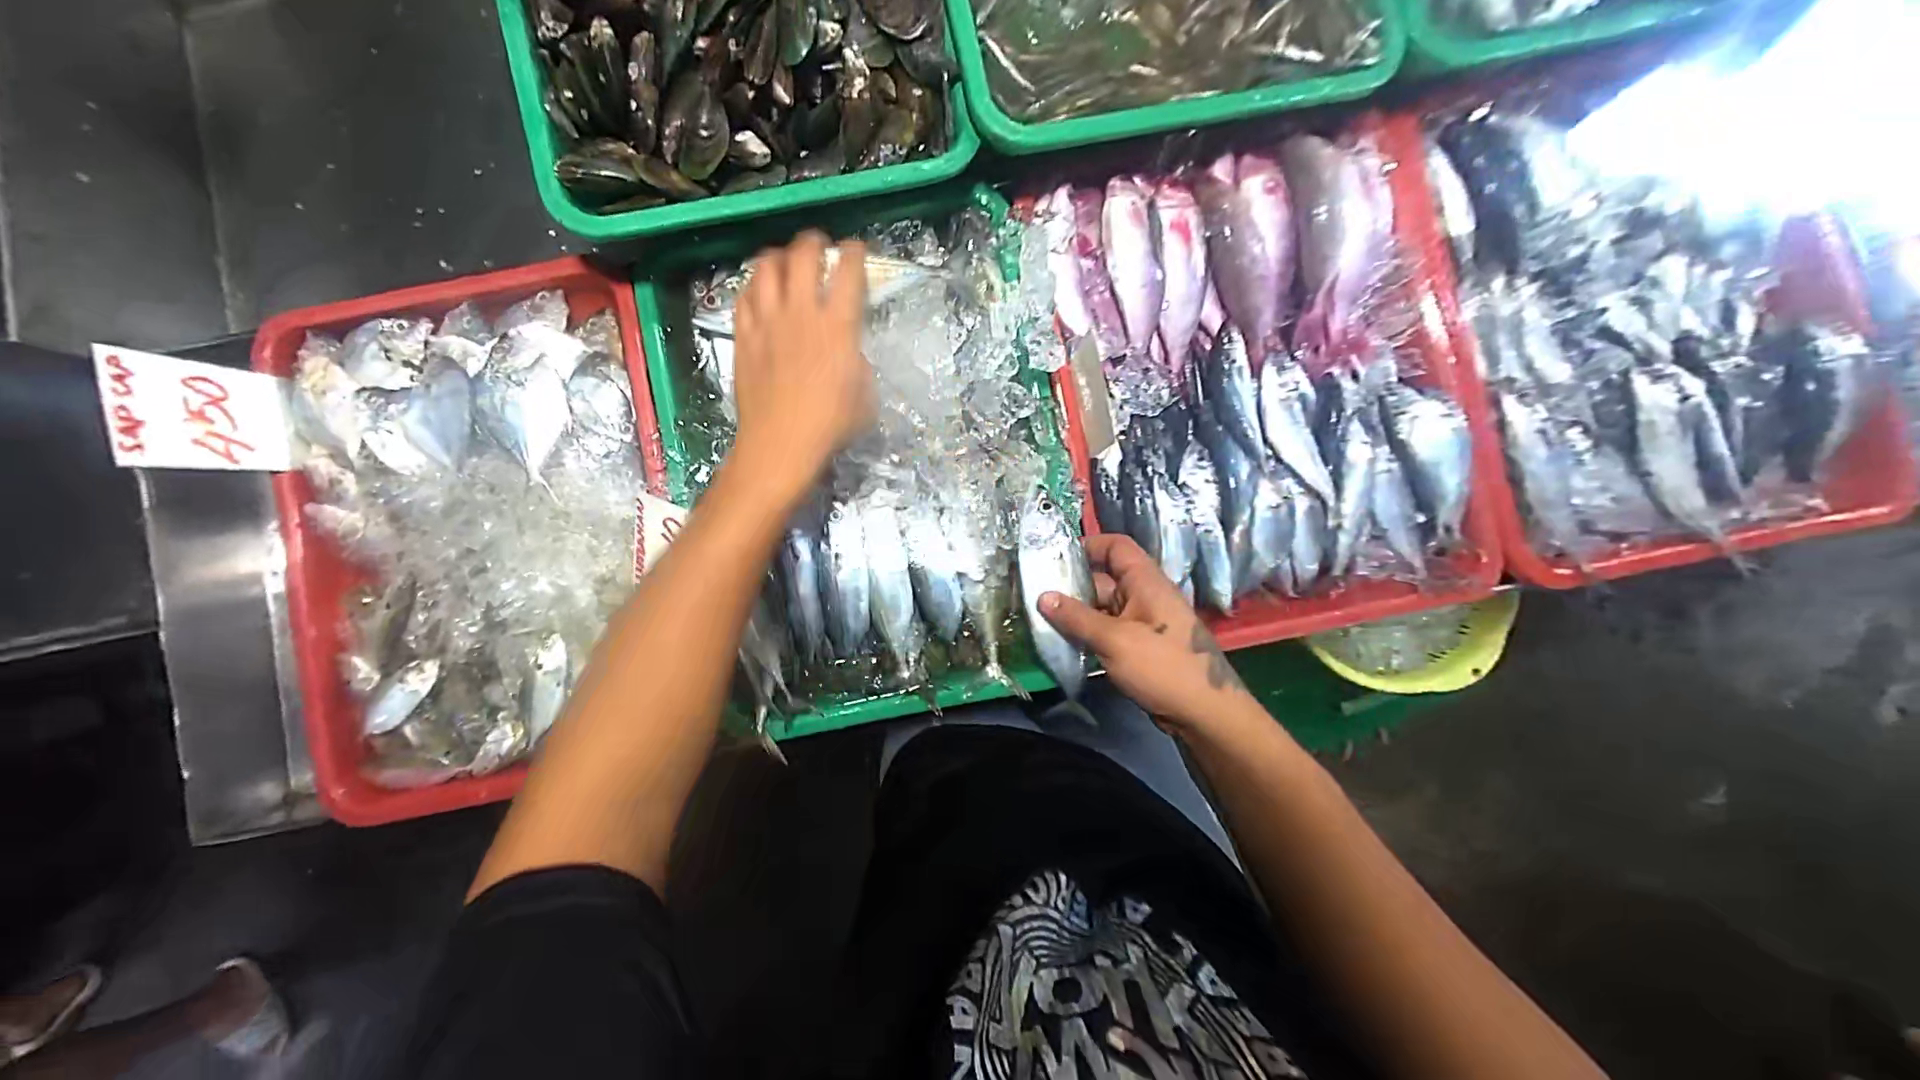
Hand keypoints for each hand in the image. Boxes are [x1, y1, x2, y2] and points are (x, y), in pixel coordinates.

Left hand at [729, 231, 875, 499]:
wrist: (781, 444)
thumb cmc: (831, 425)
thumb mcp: (865, 393)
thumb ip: (858, 360)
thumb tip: (848, 348)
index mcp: (838, 326)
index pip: (848, 271)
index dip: (854, 252)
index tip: (855, 248)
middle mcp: (801, 312)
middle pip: (803, 255)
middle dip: (814, 241)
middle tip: (818, 244)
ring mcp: (767, 322)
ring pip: (767, 266)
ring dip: (779, 255)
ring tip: (784, 259)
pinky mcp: (743, 335)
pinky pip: (744, 295)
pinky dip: (754, 284)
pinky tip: (759, 290)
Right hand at [1040, 533, 1254, 734]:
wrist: (1204, 713)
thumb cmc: (1162, 666)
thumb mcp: (1114, 640)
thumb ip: (1076, 617)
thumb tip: (1043, 596)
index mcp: (1145, 581)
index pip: (1116, 546)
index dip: (1088, 546)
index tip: (1055, 559)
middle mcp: (1144, 595)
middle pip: (1103, 580)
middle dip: (1072, 587)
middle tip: (1035, 597)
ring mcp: (1143, 623)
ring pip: (1103, 608)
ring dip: (1077, 615)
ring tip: (1042, 621)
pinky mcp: (1140, 647)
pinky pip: (1109, 631)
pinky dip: (1089, 635)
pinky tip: (1065, 644)